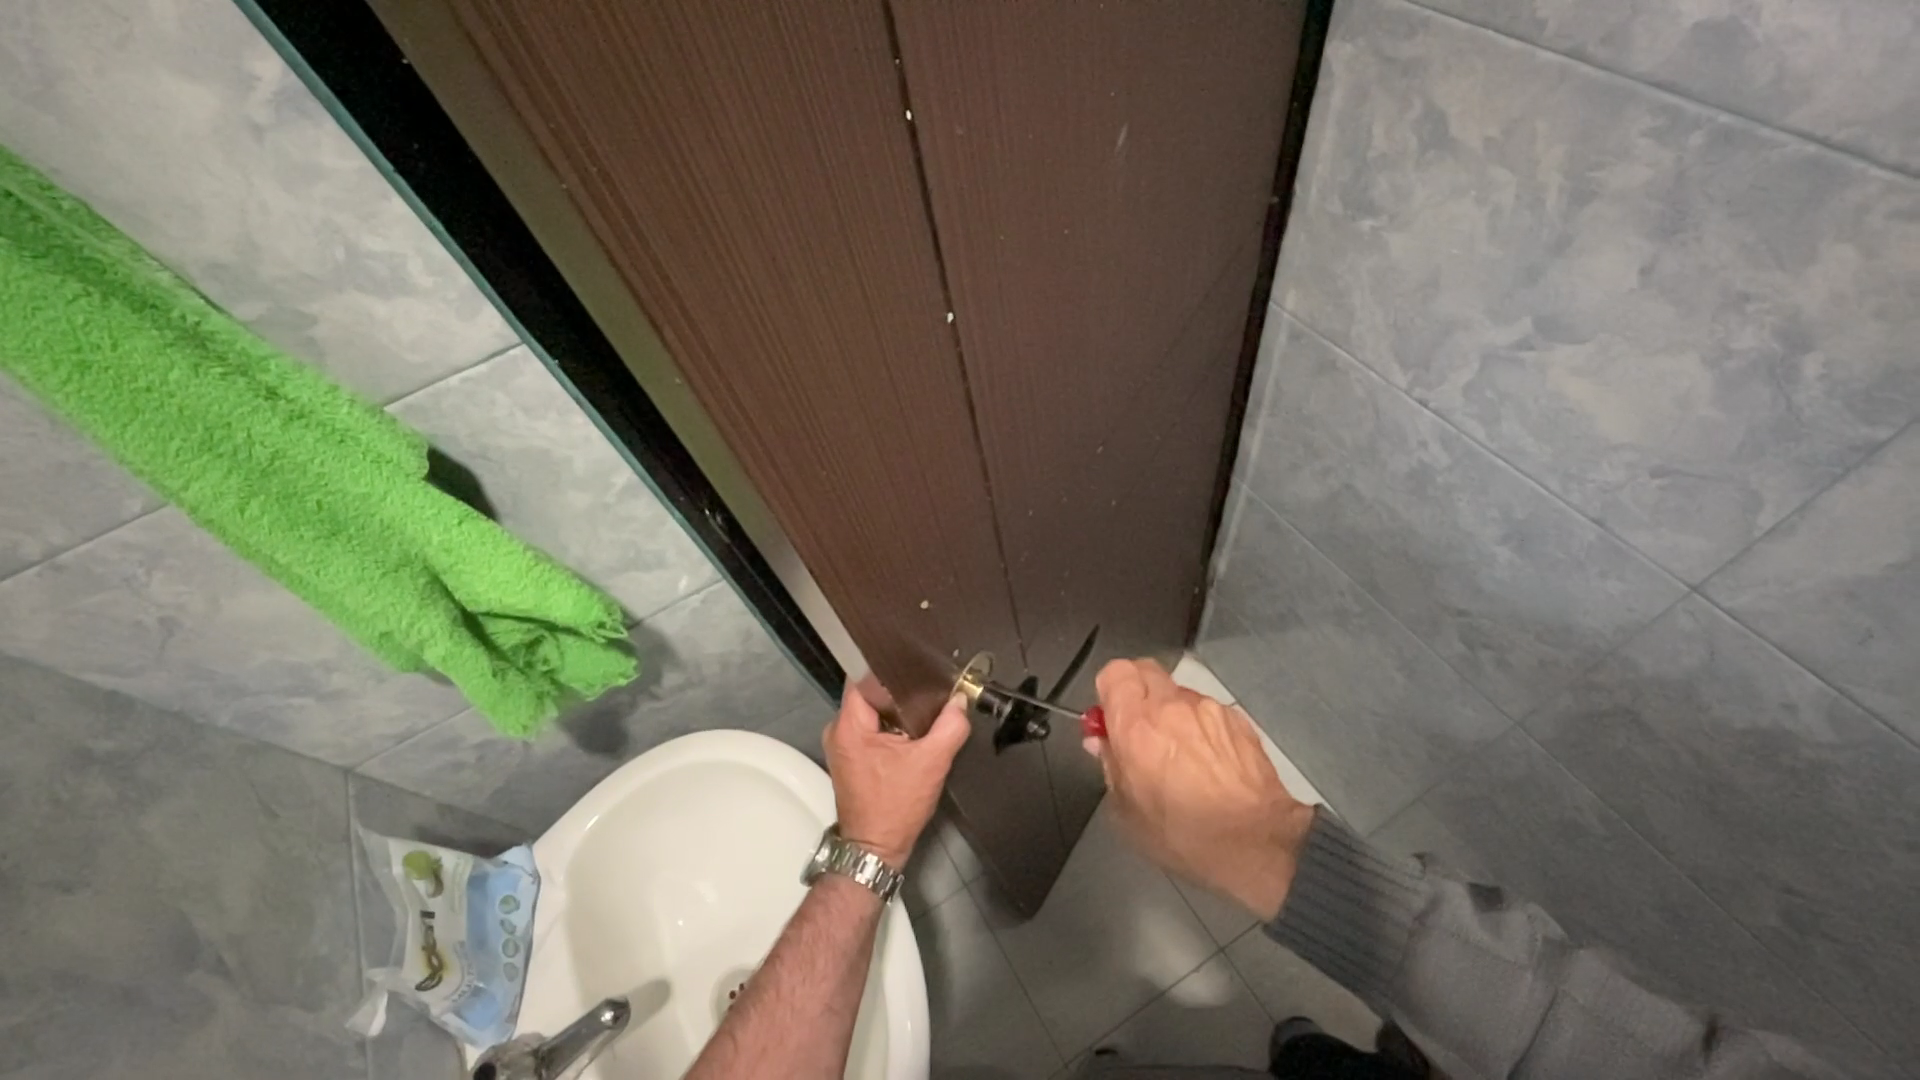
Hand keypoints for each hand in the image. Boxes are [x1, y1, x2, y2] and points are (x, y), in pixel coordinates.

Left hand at [822, 683, 969, 868]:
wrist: (876, 850)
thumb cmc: (897, 804)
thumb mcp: (931, 762)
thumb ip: (950, 726)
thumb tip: (959, 701)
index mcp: (848, 724)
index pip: (863, 677)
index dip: (890, 668)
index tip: (916, 663)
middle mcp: (838, 730)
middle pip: (869, 694)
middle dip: (899, 691)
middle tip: (929, 686)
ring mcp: (842, 746)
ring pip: (872, 713)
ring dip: (897, 711)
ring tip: (925, 707)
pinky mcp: (851, 759)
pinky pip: (871, 730)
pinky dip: (891, 728)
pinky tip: (913, 732)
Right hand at [1087, 658, 1314, 919]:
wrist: (1257, 843)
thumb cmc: (1182, 834)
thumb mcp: (1126, 811)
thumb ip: (1110, 765)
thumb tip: (1101, 740)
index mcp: (1137, 726)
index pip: (1115, 673)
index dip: (1109, 691)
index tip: (1111, 718)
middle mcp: (1172, 706)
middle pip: (1145, 670)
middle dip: (1137, 692)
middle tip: (1139, 728)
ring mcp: (1209, 709)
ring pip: (1177, 692)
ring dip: (1170, 711)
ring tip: (1179, 753)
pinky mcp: (1237, 719)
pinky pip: (1207, 710)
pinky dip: (1200, 725)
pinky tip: (1208, 761)